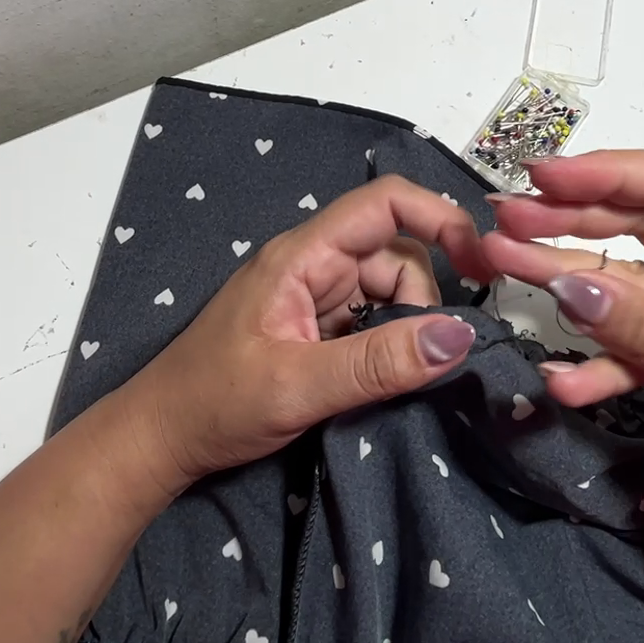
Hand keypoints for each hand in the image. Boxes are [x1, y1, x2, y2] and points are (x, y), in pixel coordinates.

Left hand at [117, 175, 490, 494]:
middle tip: (414, 361)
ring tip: (383, 379)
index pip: (383, 204)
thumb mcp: (298, 386)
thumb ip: (378, 363)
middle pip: (397, 254)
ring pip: (391, 291)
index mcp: (303, 255)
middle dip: (420, 302)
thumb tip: (460, 335)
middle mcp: (315, 264)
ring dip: (405, 329)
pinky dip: (390, 344)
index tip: (482, 263)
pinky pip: (374, 319)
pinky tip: (378, 378)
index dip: (438, 218)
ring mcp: (318, 295)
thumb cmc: (214, 402)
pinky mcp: (319, 325)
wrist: (161, 438)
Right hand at [481, 151, 643, 572]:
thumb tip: (567, 287)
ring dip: (567, 280)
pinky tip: (563, 381)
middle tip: (505, 217)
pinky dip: (597, 359)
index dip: (615, 173)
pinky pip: (632, 343)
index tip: (544, 177)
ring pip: (627, 280)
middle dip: (573, 220)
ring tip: (501, 266)